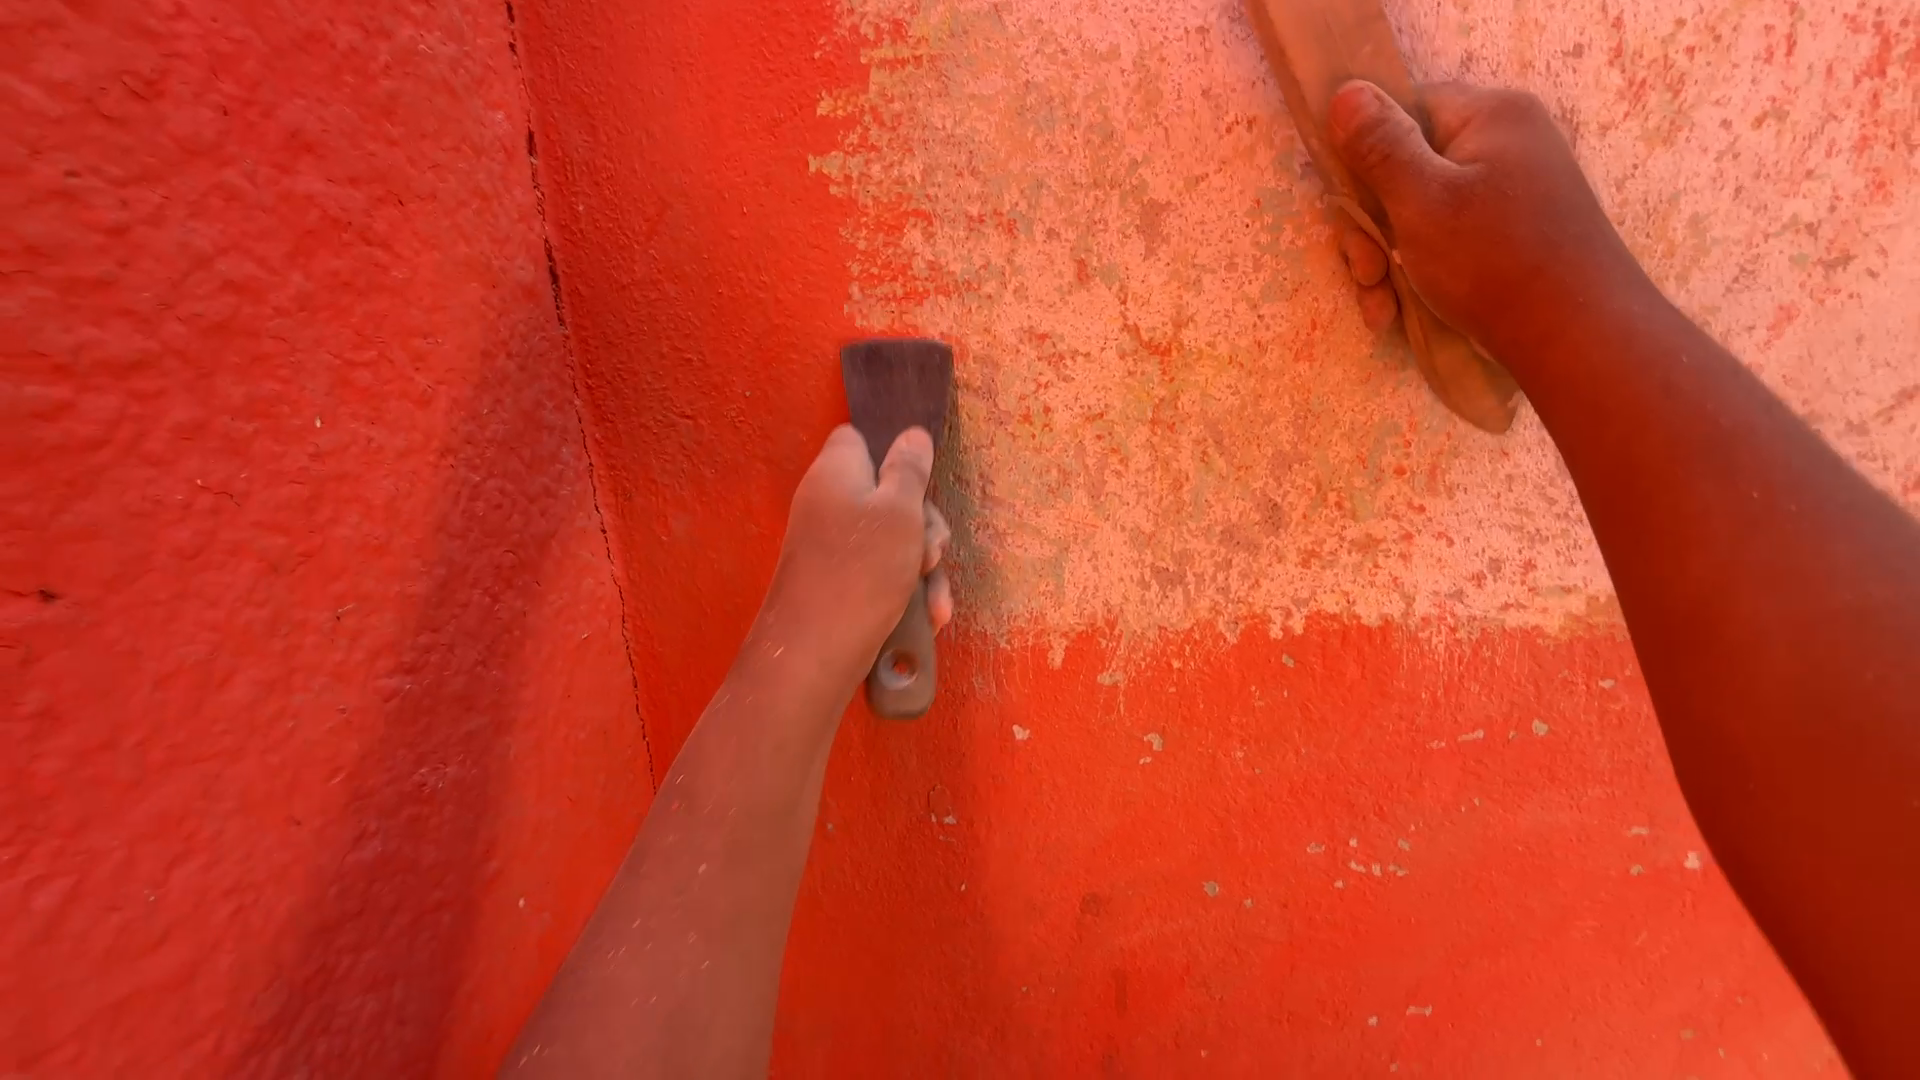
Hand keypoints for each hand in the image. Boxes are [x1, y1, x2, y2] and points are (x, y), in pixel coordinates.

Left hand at [754, 425, 952, 690]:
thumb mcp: (900, 511)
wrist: (814, 654)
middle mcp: (828, 503)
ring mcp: (831, 545)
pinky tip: (928, 617)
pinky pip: (880, 571)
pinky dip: (905, 590)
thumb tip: (912, 433)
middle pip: (887, 493)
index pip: (858, 439)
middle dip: (923, 524)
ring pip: (892, 539)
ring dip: (922, 567)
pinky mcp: (838, 581)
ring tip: (935, 602)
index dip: (893, 454)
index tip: (920, 483)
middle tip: (935, 552)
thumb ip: (910, 469)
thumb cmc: (862, 570)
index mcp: (836, 471)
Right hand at [1327, 80, 1652, 357]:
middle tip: (1366, 272)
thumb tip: (1344, 92)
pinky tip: (1393, 312)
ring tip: (1380, 306)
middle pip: (1400, 169)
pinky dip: (1407, 276)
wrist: (1569, 333)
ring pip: (1409, 216)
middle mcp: (1498, 145)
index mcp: (1488, 117)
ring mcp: (1500, 191)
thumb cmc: (1492, 259)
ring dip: (1381, 264)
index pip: (1405, 107)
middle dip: (1369, 230)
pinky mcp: (1498, 234)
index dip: (1363, 152)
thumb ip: (1380, 147)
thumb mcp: (1421, 201)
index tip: (1344, 203)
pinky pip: (1433, 242)